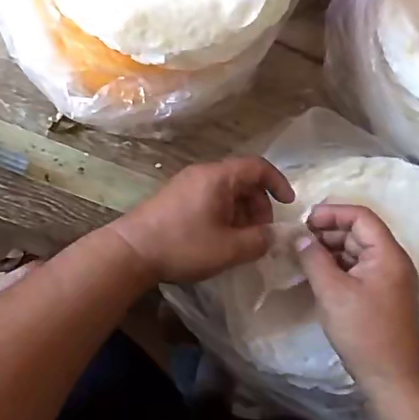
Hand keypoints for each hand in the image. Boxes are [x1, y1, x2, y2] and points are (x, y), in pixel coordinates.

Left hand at [109, 156, 293, 283]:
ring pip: (226, 191)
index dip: (278, 183)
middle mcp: (203, 173)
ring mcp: (186, 184)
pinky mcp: (175, 199)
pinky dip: (224, 215)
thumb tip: (272, 236)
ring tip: (241, 241)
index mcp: (218, 177)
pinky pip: (210, 199)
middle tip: (261, 233)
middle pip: (243, 180)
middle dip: (259, 205)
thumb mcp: (229, 249)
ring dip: (241, 213)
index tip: (288, 205)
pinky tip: (219, 240)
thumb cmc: (182, 245)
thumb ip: (259, 241)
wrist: (130, 252)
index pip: (258, 167)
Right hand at [294, 204, 418, 396]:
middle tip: (298, 241)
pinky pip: (359, 270)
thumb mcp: (332, 293)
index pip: (361, 216)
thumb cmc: (364, 332)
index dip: (332, 213)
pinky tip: (318, 276)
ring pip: (358, 252)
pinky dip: (339, 267)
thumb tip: (300, 238)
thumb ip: (314, 260)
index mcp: (388, 254)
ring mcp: (390, 280)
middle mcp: (393, 261)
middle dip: (329, 232)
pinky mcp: (383, 296)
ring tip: (303, 258)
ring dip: (331, 250)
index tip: (305, 221)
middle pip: (360, 232)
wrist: (394, 379)